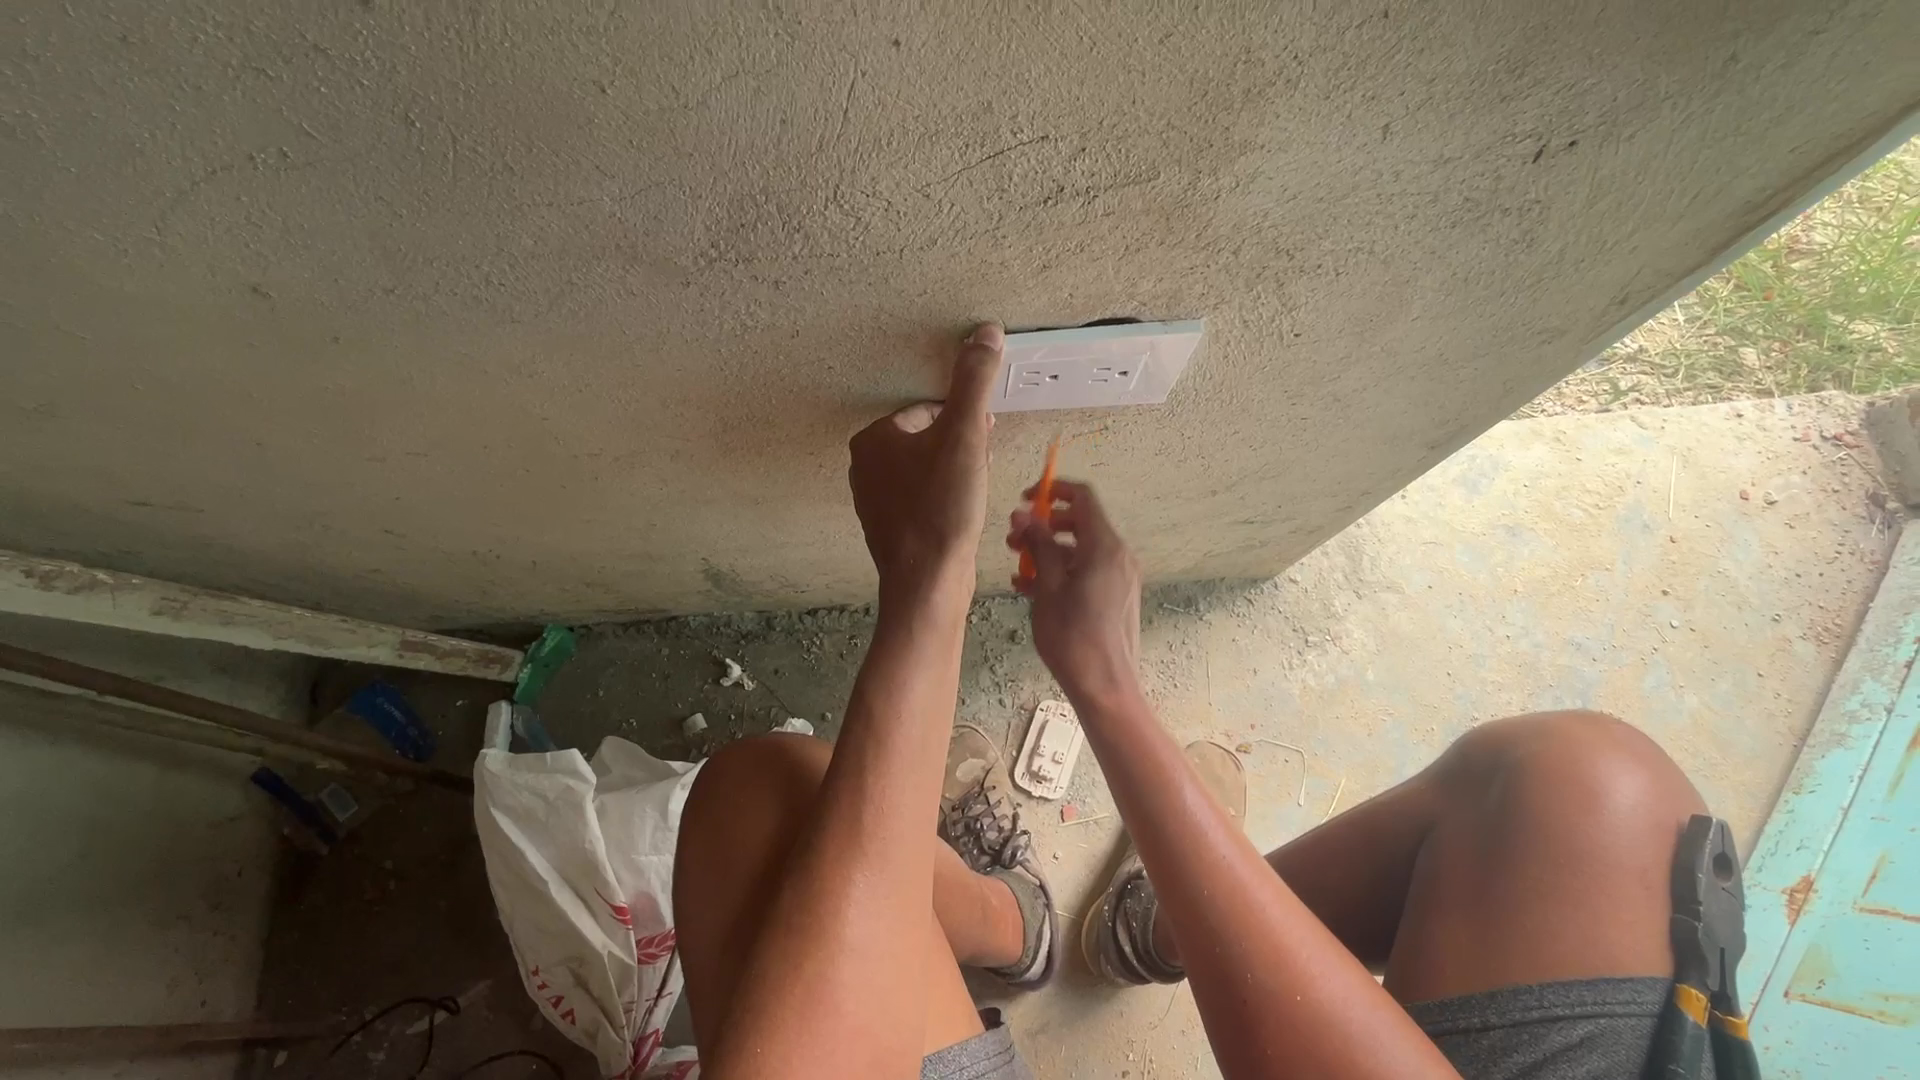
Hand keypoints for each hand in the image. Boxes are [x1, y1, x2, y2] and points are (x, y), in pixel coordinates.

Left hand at [849, 324, 1002, 592]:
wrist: (928, 581)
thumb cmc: (941, 508)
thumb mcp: (964, 436)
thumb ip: (973, 382)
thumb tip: (985, 332)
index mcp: (873, 439)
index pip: (929, 410)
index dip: (964, 421)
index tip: (981, 439)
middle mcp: (865, 468)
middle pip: (928, 439)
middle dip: (960, 447)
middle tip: (978, 467)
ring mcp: (876, 501)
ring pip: (928, 470)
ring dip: (956, 473)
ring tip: (972, 493)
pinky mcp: (892, 529)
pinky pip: (924, 499)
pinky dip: (946, 500)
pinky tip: (962, 515)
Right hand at [1009, 480, 1142, 706]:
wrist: (1105, 686)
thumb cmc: (1072, 636)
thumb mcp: (1047, 587)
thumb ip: (1037, 545)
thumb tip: (1024, 514)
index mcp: (1105, 546)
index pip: (1082, 497)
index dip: (1052, 491)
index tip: (1024, 500)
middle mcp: (1118, 555)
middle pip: (1080, 523)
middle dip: (1044, 527)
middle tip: (1013, 540)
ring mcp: (1121, 577)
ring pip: (1081, 550)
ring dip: (1048, 552)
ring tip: (1018, 568)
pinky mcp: (1117, 596)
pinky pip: (1088, 571)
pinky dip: (1062, 572)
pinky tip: (1032, 589)